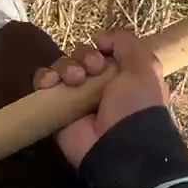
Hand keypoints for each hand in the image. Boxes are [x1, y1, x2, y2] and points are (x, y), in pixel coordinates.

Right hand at [34, 28, 168, 167]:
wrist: (120, 149)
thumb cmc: (136, 106)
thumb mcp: (145, 68)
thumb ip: (127, 44)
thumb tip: (100, 38)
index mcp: (120, 77)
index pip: (100, 52)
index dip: (99, 50)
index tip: (102, 58)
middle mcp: (98, 86)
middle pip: (79, 57)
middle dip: (82, 58)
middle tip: (89, 71)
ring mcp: (75, 98)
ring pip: (61, 68)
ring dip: (65, 68)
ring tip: (73, 80)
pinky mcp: (56, 110)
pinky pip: (42, 85)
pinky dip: (43, 79)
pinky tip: (50, 84)